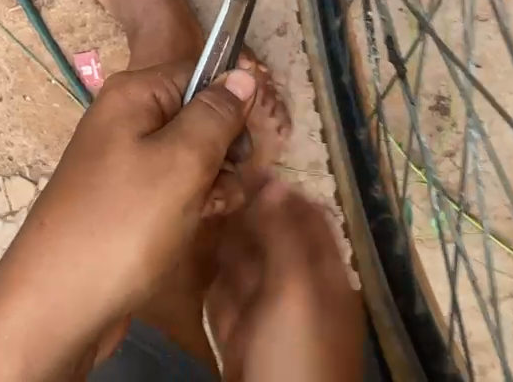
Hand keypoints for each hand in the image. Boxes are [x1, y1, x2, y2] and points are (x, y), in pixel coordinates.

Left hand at [0, 61, 257, 381]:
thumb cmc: (124, 223)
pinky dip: (193, 201)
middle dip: (225, 146)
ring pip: (192, 154)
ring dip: (214, 179)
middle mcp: (126, 117)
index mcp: (134, 93)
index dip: (233, 100)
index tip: (258, 136)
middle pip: (198, 114)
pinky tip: (200, 224)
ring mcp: (125, 159)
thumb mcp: (181, 162)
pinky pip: (174, 185)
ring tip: (212, 209)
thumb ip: (216, 115)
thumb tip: (242, 74)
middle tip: (230, 180)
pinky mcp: (127, 198)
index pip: (200, 72)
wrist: (58, 302)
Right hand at [208, 180, 363, 380]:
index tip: (242, 156)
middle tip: (205, 176)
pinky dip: (209, 270)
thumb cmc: (297, 355)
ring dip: (221, 235)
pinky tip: (188, 247)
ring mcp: (267, 312)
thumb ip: (283, 232)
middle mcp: (297, 286)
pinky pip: (224, 291)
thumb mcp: (296, 288)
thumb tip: (272, 177)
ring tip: (190, 203)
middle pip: (270, 234)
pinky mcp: (240, 334)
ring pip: (243, 260)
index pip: (306, 215)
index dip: (278, 186)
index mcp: (324, 273)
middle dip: (241, 208)